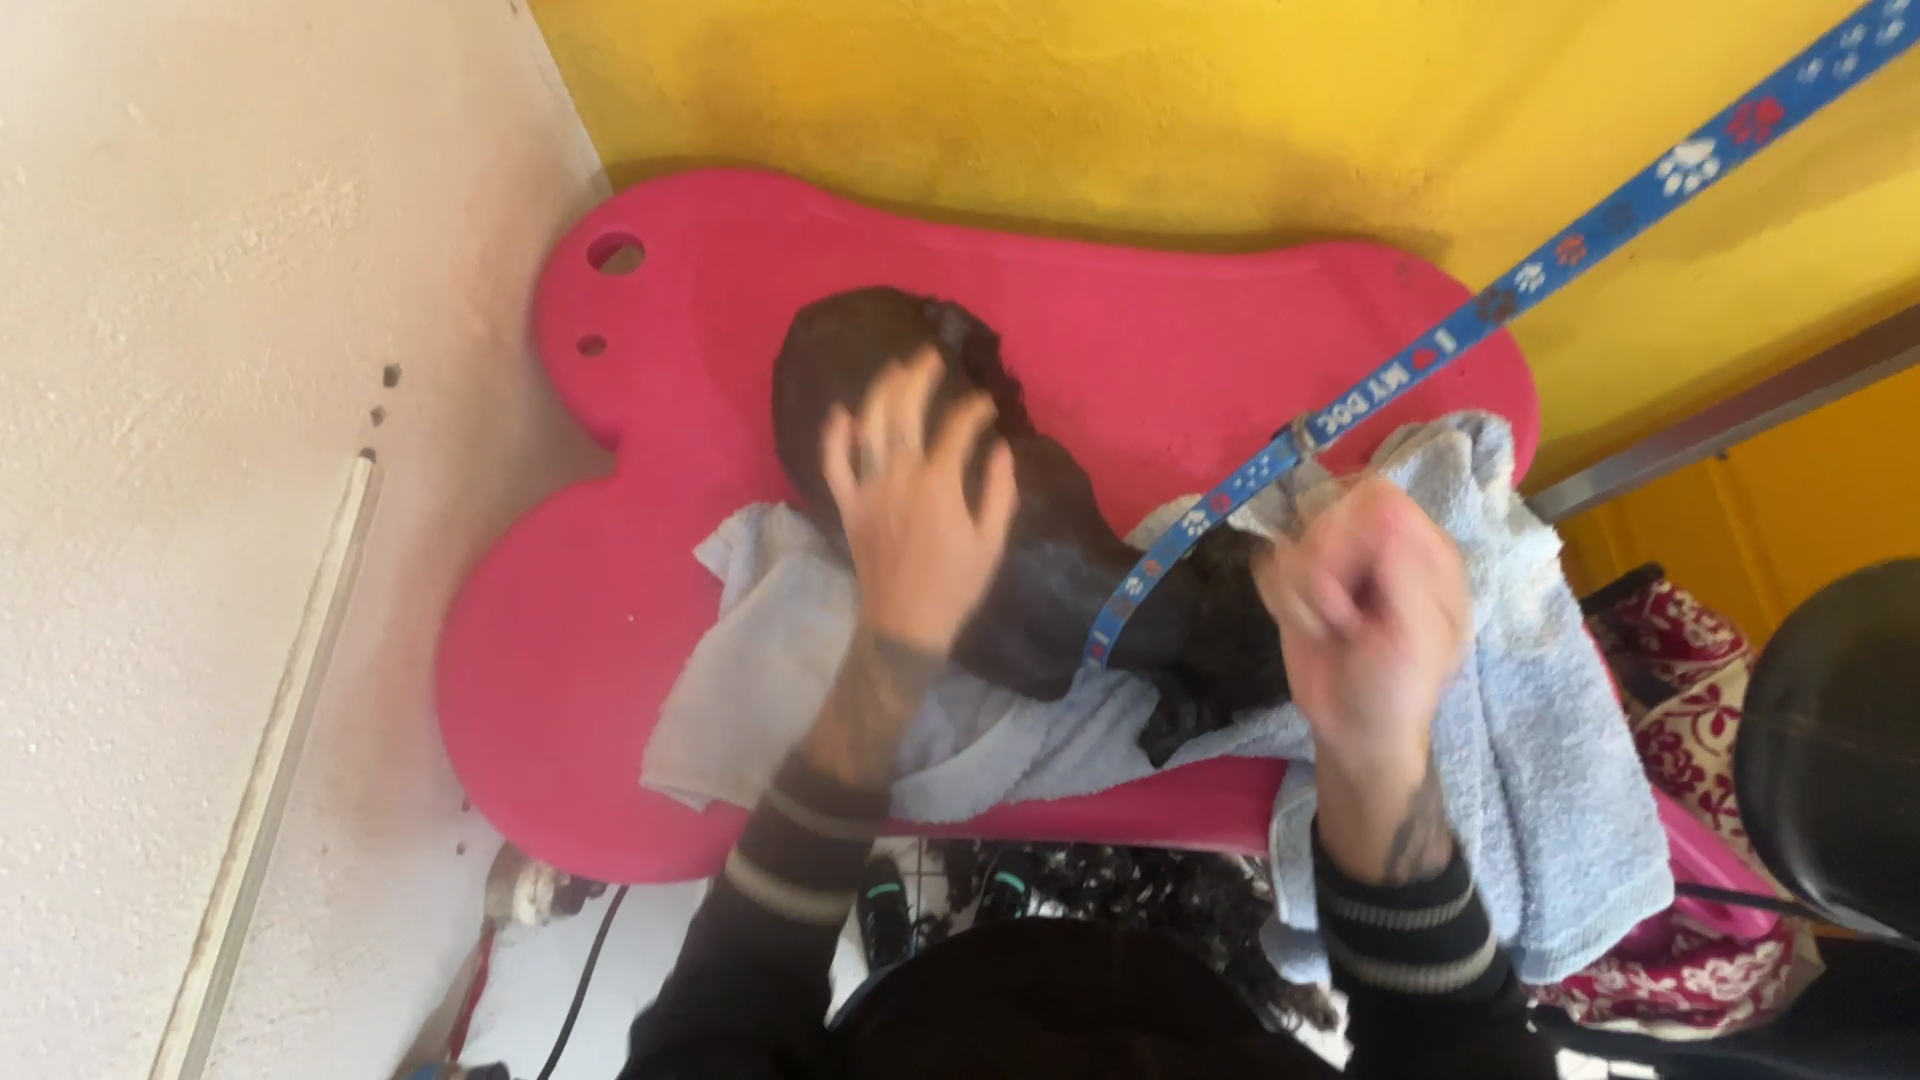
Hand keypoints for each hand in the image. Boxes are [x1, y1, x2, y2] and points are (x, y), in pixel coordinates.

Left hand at [822, 346, 1018, 654]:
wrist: (905, 622)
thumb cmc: (955, 586)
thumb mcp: (991, 542)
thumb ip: (998, 490)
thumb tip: (1001, 448)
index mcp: (939, 484)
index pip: (957, 429)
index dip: (974, 410)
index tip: (987, 406)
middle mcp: (899, 476)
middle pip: (905, 412)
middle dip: (919, 377)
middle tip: (930, 357)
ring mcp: (868, 489)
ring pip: (868, 427)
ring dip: (881, 392)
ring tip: (895, 369)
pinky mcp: (849, 505)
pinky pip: (834, 464)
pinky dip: (835, 437)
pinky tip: (843, 413)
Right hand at [1252, 476, 1468, 882]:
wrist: (1352, 729)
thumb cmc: (1398, 687)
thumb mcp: (1416, 633)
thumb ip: (1404, 566)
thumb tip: (1381, 501)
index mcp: (1420, 550)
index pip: (1374, 497)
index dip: (1350, 529)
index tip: (1347, 575)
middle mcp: (1376, 548)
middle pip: (1324, 512)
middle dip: (1320, 566)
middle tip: (1339, 612)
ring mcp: (1334, 564)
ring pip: (1290, 540)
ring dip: (1300, 591)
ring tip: (1329, 627)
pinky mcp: (1297, 583)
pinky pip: (1269, 565)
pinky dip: (1281, 600)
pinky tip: (1308, 626)